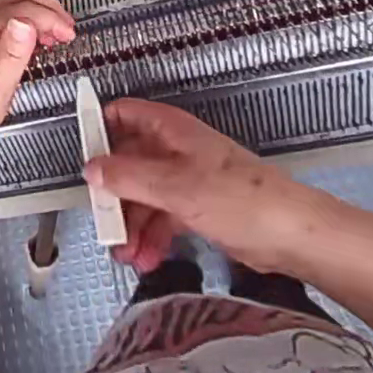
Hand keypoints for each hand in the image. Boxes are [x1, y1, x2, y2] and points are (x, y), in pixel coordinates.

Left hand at [0, 0, 75, 160]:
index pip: (23, 10)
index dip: (51, 18)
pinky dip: (22, 17)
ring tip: (55, 30)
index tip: (67, 32)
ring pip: (8, 2)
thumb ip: (12, 53)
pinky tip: (32, 34)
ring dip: (36, 10)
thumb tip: (26, 24)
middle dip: (47, 8)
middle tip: (66, 25)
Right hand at [84, 98, 323, 274]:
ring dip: (131, 223)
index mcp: (169, 129)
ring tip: (126, 253)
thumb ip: (128, 176)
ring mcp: (185, 178)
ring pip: (143, 194)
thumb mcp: (174, 185)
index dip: (99, 130)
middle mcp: (175, 149)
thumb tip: (92, 169)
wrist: (289, 234)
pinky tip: (146, 257)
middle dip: (113, 194)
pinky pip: (160, 215)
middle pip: (128, 161)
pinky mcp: (196, 205)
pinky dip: (150, 235)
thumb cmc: (240, 198)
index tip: (82, 158)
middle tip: (104, 223)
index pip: (123, 115)